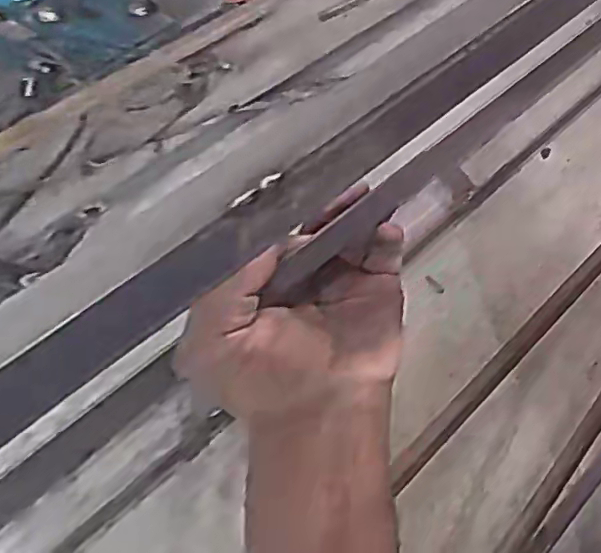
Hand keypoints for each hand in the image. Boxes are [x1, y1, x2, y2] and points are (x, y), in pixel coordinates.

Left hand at [178, 195, 403, 426]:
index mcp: (261, 291)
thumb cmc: (262, 380)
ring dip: (359, 214)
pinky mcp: (381, 284)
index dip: (279, 221)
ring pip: (352, 235)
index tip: (291, 197)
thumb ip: (227, 287)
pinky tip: (385, 229)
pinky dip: (387, 236)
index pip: (270, 245)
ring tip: (365, 197)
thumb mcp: (213, 342)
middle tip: (340, 190)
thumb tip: (273, 240)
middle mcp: (304, 280)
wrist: (324, 410)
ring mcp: (346, 280)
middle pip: (316, 233)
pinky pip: (385, 251)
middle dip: (326, 210)